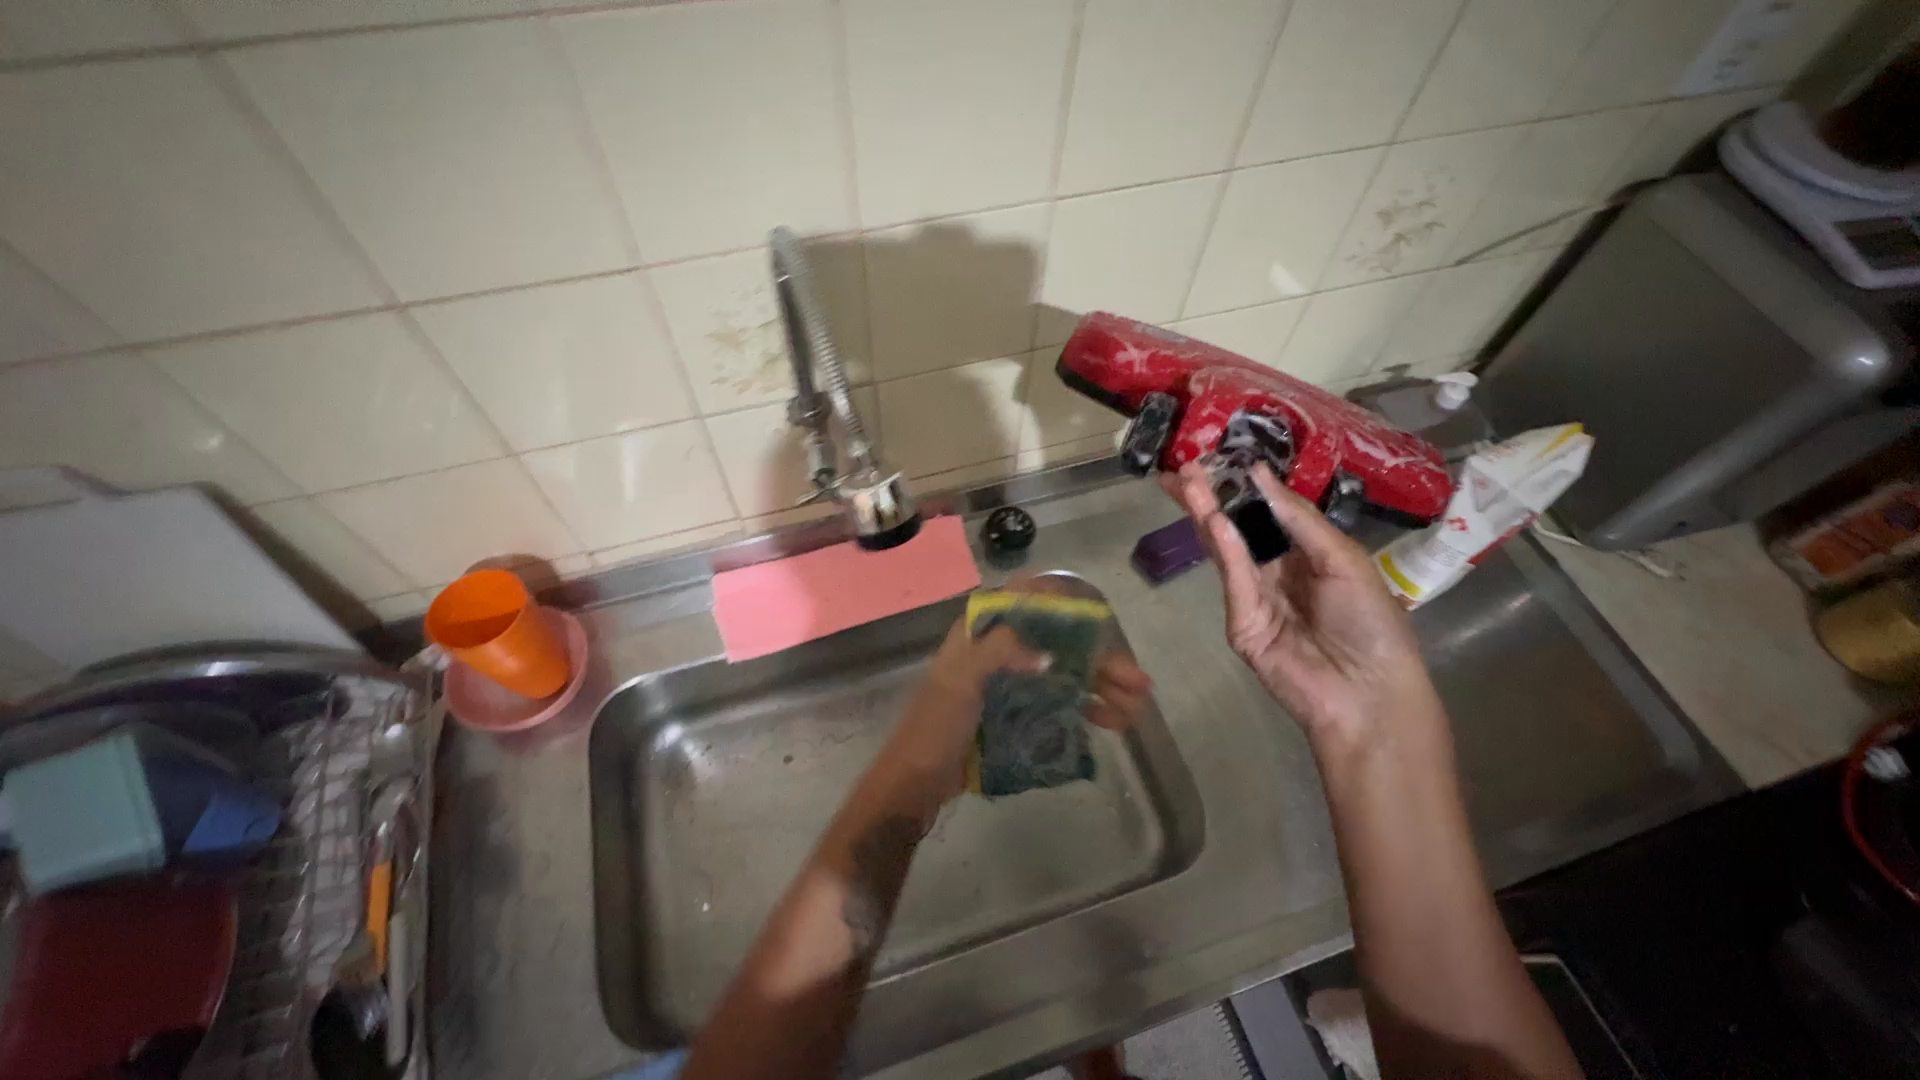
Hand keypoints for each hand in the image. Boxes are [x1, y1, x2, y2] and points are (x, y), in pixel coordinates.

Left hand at [879, 608, 1152, 809]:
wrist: (916, 781)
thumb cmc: (935, 726)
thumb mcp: (959, 682)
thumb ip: (1000, 654)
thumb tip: (1051, 655)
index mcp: (983, 631)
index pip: (1031, 600)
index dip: (1068, 604)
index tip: (1105, 621)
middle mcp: (1003, 649)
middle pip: (1062, 642)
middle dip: (1102, 658)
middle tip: (1139, 682)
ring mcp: (1014, 682)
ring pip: (1068, 672)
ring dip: (1103, 685)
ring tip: (1137, 708)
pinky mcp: (1021, 712)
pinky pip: (1062, 701)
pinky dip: (1089, 707)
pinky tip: (1113, 721)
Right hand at [1161, 462, 1433, 743]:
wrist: (1369, 693)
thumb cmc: (1372, 622)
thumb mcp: (1343, 558)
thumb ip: (1299, 518)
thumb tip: (1260, 474)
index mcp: (1309, 555)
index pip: (1269, 513)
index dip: (1247, 486)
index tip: (1223, 455)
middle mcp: (1278, 572)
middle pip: (1238, 527)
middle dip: (1212, 496)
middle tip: (1186, 465)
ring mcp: (1255, 598)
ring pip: (1226, 548)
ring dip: (1207, 513)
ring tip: (1187, 480)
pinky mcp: (1240, 622)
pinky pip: (1233, 577)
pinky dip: (1223, 547)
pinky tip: (1214, 518)